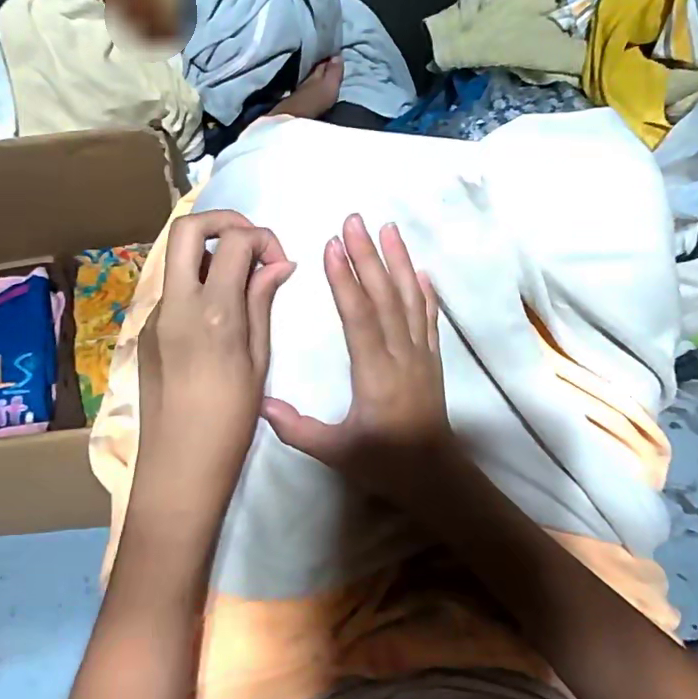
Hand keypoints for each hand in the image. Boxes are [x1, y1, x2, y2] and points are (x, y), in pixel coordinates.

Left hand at [138, 210, 294, 485]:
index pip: (235, 241)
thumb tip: (278, 264)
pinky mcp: (146, 329)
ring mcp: (154, 314)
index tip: (278, 262)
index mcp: (213, 311)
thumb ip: (261, 303)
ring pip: (175, 256)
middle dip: (223, 221)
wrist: (179, 465)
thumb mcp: (257, 359)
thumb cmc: (230, 421)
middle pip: (188, 228)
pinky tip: (217, 310)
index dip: (263, 239)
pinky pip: (171, 287)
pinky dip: (196, 279)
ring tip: (238, 278)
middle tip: (251, 243)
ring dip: (207, 250)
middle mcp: (177, 302)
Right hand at [262, 214, 451, 500]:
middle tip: (355, 220)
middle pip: (385, 297)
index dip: (346, 280)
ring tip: (389, 228)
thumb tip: (260, 402)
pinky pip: (429, 318)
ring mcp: (421, 355)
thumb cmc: (384, 464)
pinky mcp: (433, 360)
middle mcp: (402, 356)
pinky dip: (425, 292)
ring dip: (399, 261)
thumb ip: (297, 429)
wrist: (437, 478)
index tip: (332, 246)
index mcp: (376, 374)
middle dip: (369, 255)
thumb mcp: (336, 453)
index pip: (359, 317)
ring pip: (410, 300)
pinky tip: (421, 271)